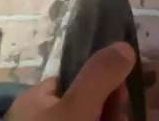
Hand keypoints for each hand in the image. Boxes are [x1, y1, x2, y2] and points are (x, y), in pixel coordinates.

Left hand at [5, 43, 135, 120]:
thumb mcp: (75, 107)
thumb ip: (99, 75)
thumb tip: (125, 45)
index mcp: (33, 100)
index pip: (75, 81)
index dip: (103, 84)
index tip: (122, 94)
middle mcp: (36, 119)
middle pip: (84, 103)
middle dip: (109, 106)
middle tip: (121, 117)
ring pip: (87, 118)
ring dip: (110, 118)